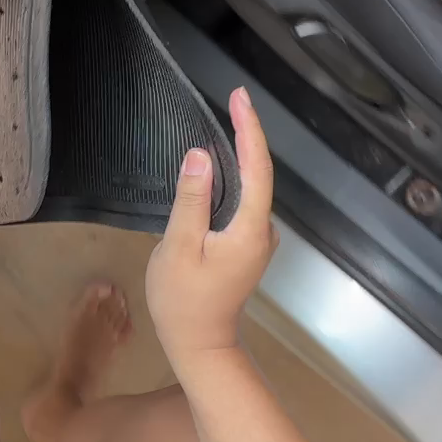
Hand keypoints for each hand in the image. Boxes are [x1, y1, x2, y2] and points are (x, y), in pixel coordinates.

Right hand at [147, 87, 278, 366]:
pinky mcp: (246, 243)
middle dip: (248, 133)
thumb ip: (192, 200)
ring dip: (242, 152)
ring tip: (229, 117)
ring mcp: (257, 238)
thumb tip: (201, 155)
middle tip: (234, 98)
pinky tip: (221, 161)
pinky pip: (244, 200)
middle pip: (260, 173)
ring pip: (252, 186)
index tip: (241, 97)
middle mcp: (263, 230)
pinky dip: (236, 175)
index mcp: (250, 228)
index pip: (257, 168)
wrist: (199, 344)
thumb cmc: (183, 299)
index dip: (250, 129)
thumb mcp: (179, 247)